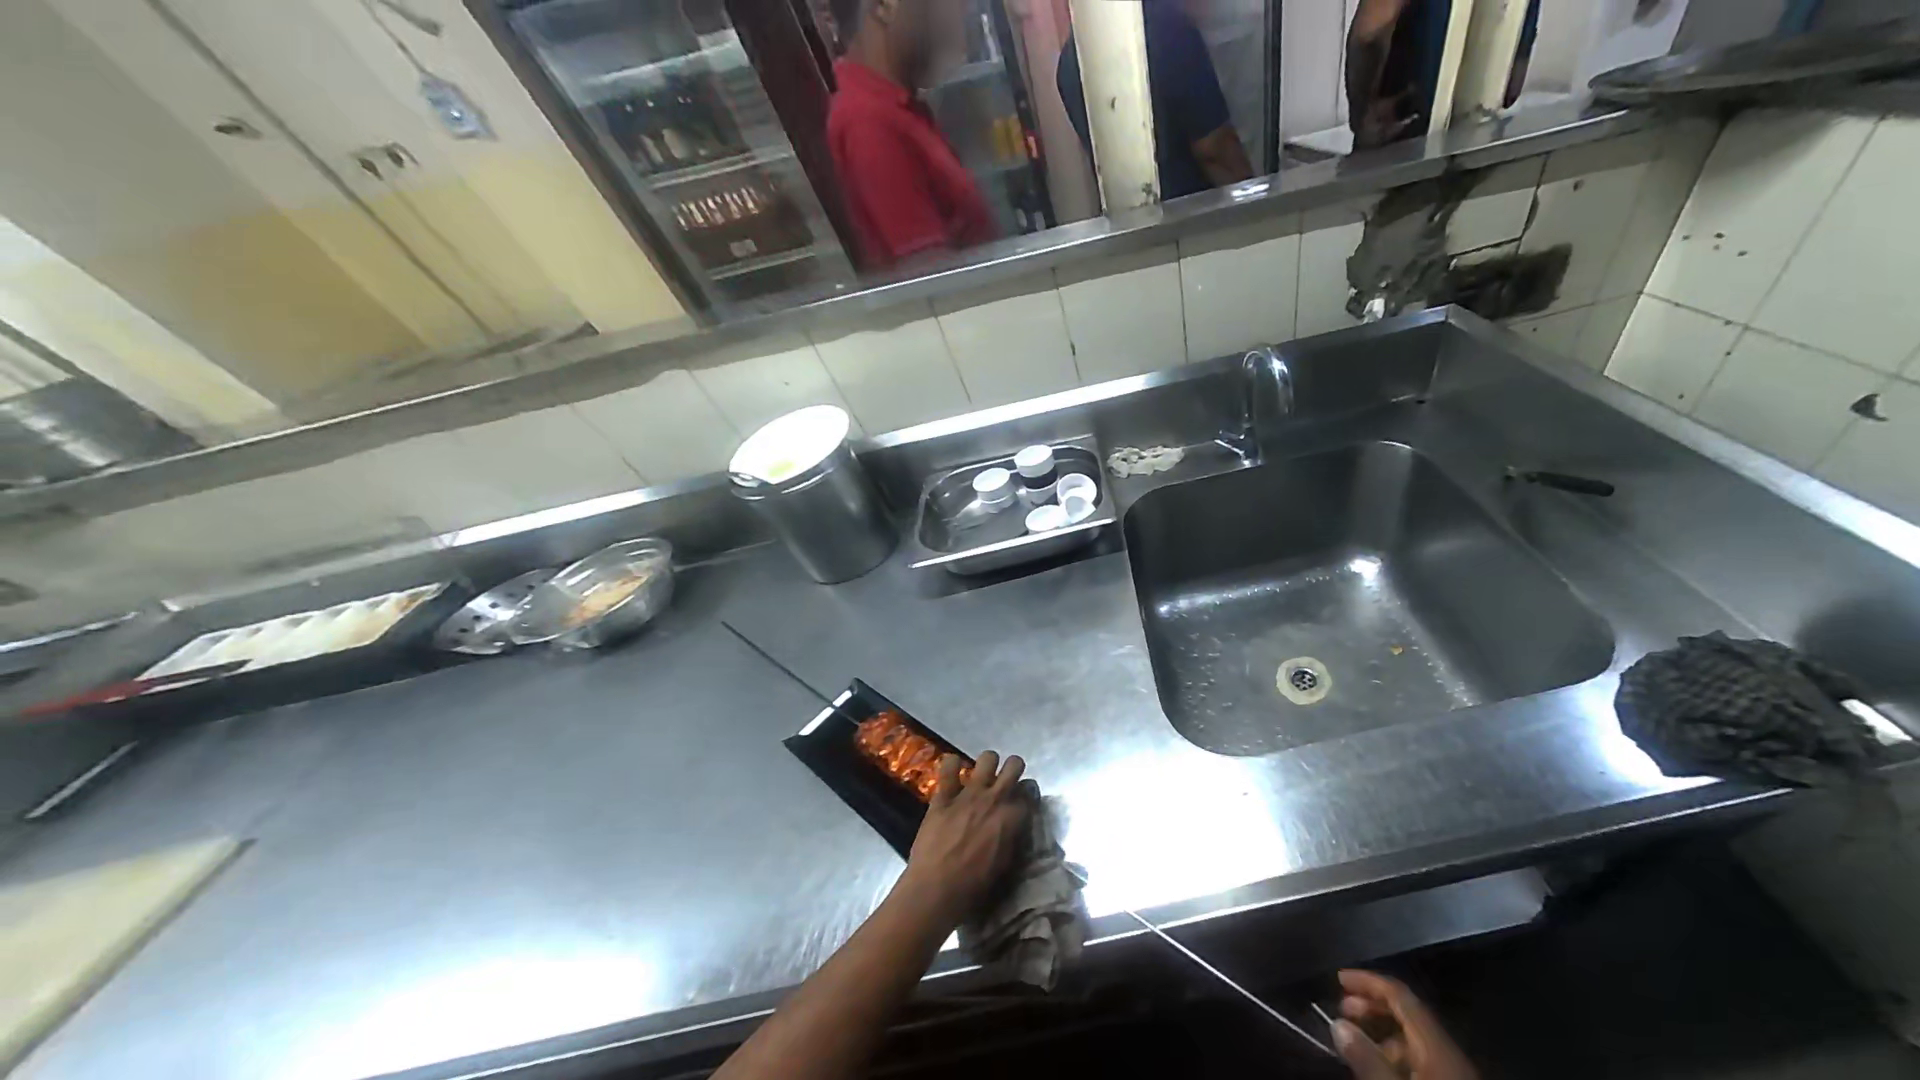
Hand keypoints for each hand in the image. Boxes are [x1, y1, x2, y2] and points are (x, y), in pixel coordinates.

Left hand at [896, 751, 1028, 926]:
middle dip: (1012, 769)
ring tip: (980, 777)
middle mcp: (995, 798)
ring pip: (987, 758)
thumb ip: (1012, 838)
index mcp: (1013, 818)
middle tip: (1004, 781)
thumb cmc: (975, 886)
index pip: (1029, 792)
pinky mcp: (944, 794)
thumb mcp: (1005, 864)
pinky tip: (952, 773)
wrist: (938, 888)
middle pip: (1014, 765)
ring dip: (986, 765)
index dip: (1026, 795)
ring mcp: (969, 793)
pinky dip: (951, 766)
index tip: (1021, 801)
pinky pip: (949, 766)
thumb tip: (1012, 827)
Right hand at [1333, 969, 1477, 1079]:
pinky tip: (1381, 1069)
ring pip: (1415, 1038)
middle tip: (1343, 1010)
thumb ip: (1367, 1061)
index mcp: (1436, 1047)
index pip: (1400, 996)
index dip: (1368, 981)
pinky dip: (1397, 1054)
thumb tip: (1338, 1024)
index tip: (1338, 979)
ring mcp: (1455, 1073)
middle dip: (1373, 1005)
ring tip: (1357, 1044)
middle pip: (1408, 1013)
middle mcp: (1448, 1053)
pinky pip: (1423, 1059)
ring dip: (1383, 1032)